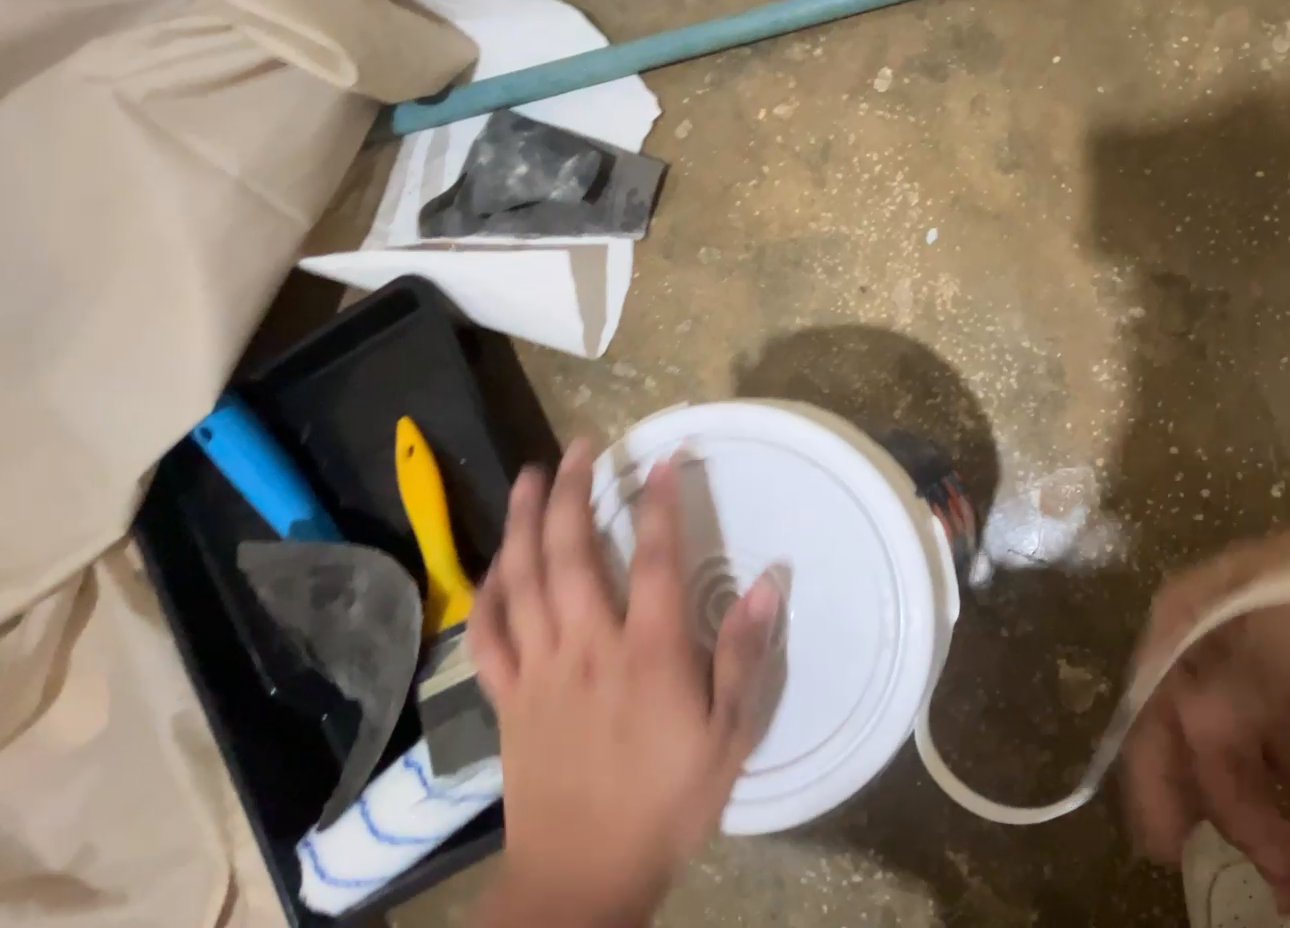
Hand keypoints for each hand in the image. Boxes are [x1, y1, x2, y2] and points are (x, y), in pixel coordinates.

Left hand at [470, 440, 781, 926]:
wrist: (582, 874)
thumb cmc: (668, 802)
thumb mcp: (728, 735)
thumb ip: (742, 656)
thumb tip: (769, 585)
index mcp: (647, 654)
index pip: (654, 559)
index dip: (660, 503)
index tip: (665, 457)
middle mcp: (587, 647)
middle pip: (573, 553)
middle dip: (577, 491)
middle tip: (584, 447)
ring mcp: (538, 670)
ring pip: (522, 579)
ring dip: (525, 521)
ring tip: (531, 475)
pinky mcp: (507, 697)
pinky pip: (488, 633)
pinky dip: (489, 589)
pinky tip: (497, 560)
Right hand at [1121, 517, 1289, 912]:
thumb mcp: (1285, 638)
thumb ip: (1238, 696)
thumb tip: (1196, 745)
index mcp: (1178, 624)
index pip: (1150, 708)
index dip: (1153, 776)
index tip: (1168, 845)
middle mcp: (1193, 650)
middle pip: (1189, 739)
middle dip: (1227, 810)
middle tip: (1272, 878)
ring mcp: (1234, 673)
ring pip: (1233, 753)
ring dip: (1268, 814)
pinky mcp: (1273, 690)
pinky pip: (1277, 748)